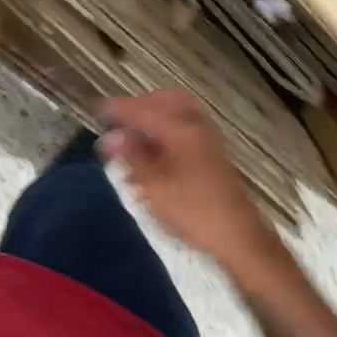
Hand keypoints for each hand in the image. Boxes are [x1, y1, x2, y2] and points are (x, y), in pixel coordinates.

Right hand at [99, 90, 275, 268]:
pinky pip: (185, 127)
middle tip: (119, 120)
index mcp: (181, 129)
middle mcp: (197, 125)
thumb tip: (111, 137)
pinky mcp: (212, 153)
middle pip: (166, 100)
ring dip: (154, 116)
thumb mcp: (154, 186)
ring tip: (133, 135)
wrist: (239, 237)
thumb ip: (132, 157)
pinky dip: (166, 128)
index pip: (144, 110)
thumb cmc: (193, 211)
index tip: (97, 108)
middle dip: (141, 105)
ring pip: (177, 113)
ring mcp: (208, 138)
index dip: (119, 108)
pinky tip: (153, 150)